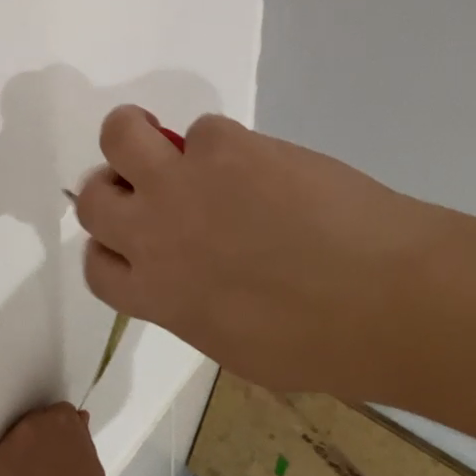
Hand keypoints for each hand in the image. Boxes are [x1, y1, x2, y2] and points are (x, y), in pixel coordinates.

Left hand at [0, 403, 105, 475]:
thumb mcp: (92, 469)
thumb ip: (81, 440)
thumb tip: (77, 421)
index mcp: (61, 422)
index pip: (61, 413)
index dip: (65, 433)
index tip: (67, 453)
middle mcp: (31, 425)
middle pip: (36, 422)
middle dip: (43, 439)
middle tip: (51, 470)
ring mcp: (7, 444)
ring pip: (17, 441)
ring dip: (24, 453)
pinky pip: (2, 461)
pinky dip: (9, 473)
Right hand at [73, 105, 445, 398]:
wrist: (384, 299)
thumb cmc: (320, 345)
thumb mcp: (233, 346)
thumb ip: (189, 307)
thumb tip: (190, 280)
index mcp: (154, 296)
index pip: (94, 264)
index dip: (111, 247)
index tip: (137, 241)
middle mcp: (152, 235)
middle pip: (91, 196)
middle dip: (116, 188)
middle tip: (153, 187)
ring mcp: (183, 184)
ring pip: (120, 134)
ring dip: (137, 135)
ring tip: (170, 143)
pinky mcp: (224, 147)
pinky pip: (204, 128)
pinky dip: (224, 142)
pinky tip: (262, 164)